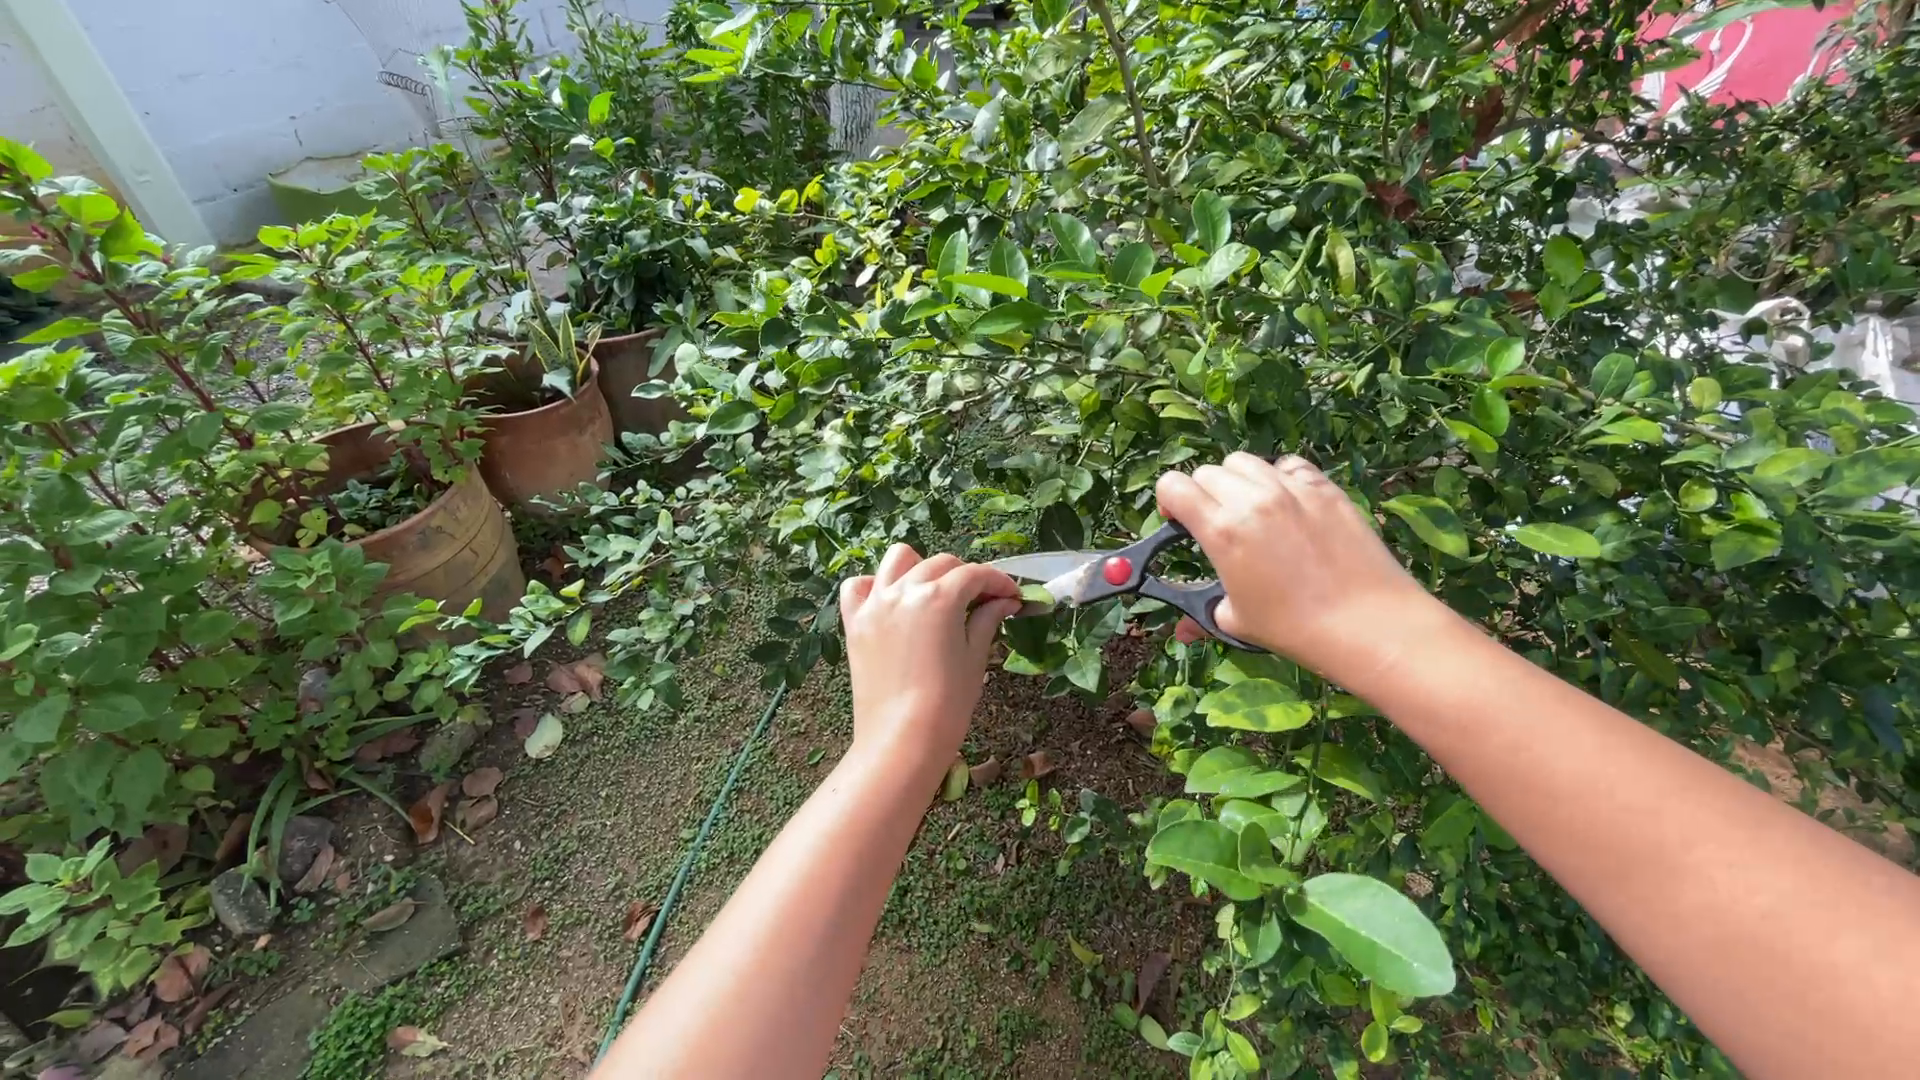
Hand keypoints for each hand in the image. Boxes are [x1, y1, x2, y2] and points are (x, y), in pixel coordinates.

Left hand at [839, 545, 1021, 781]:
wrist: (901, 741)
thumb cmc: (948, 704)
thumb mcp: (975, 658)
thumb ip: (987, 620)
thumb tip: (1006, 601)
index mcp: (939, 597)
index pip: (975, 574)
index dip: (998, 582)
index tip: (1012, 596)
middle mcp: (905, 590)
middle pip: (940, 564)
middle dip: (967, 576)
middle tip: (983, 600)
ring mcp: (875, 603)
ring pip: (899, 560)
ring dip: (921, 568)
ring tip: (935, 593)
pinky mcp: (855, 621)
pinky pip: (859, 585)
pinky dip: (876, 585)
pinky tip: (892, 602)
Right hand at [1156, 453, 1451, 684]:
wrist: (1368, 623)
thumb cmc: (1294, 627)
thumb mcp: (1236, 620)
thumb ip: (1202, 615)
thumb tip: (1182, 633)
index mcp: (1222, 530)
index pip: (1173, 485)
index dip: (1169, 501)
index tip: (1178, 521)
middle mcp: (1252, 499)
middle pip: (1208, 472)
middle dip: (1203, 493)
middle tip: (1216, 522)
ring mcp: (1291, 489)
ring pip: (1245, 462)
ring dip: (1237, 481)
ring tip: (1250, 509)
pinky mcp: (1324, 488)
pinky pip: (1289, 465)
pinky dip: (1278, 477)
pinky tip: (1286, 503)